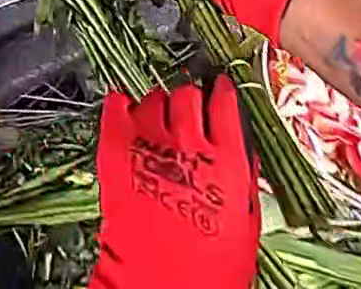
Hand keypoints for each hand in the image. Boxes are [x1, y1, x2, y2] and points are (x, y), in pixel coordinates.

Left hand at [89, 78, 259, 288]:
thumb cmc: (206, 271)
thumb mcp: (244, 225)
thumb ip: (242, 178)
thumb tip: (241, 149)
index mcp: (226, 160)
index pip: (224, 101)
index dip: (221, 93)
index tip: (218, 90)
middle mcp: (189, 142)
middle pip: (188, 94)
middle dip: (189, 102)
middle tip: (186, 117)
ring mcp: (150, 140)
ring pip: (154, 97)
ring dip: (158, 108)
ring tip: (156, 128)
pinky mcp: (117, 146)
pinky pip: (117, 103)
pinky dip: (121, 105)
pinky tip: (125, 114)